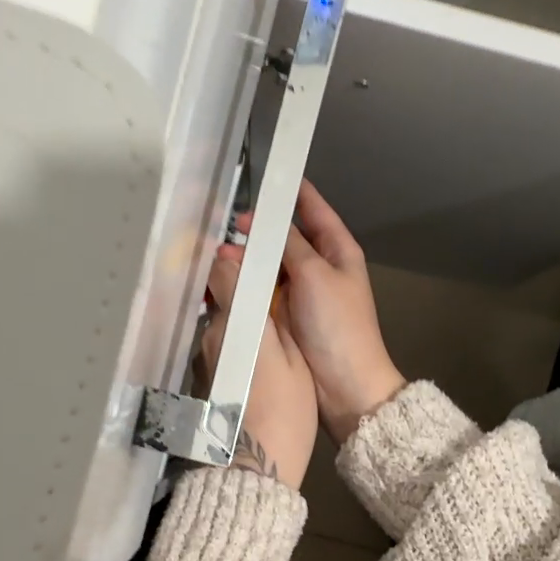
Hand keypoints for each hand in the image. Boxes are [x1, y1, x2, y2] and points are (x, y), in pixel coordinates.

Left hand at [198, 256, 316, 489]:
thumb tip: (250, 280)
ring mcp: (202, 361)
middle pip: (222, 299)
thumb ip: (270, 316)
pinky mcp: (202, 383)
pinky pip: (218, 351)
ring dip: (239, 325)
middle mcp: (209, 336)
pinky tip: (254, 364)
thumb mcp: (291, 359)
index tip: (252, 248)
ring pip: (220, 327)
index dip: (236, 256)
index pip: (223, 271)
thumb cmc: (284, 411)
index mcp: (234, 324)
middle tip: (272, 300)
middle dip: (243, 295)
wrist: (255, 468)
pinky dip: (234, 349)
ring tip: (267, 337)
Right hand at [221, 181, 405, 443]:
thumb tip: (260, 220)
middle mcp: (317, 267)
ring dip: (243, 259)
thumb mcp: (315, 275)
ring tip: (215, 253)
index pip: (313, 209)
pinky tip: (218, 279)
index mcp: (337, 250)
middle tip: (222, 224)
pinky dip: (240, 285)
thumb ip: (288, 244)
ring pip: (265, 265)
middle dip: (254, 229)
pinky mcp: (281, 318)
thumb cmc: (338, 326)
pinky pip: (257, 293)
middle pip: (282, 237)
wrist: (344, 387)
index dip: (290, 191)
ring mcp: (298, 294)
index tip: (263, 173)